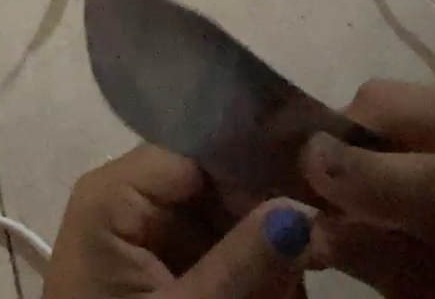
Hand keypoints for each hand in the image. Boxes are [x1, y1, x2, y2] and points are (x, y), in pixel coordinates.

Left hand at [42, 144, 320, 298]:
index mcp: (114, 192)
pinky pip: (216, 249)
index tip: (313, 192)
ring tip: (291, 289)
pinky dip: (248, 274)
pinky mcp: (159, 262)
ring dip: (265, 253)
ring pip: (224, 217)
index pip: (195, 149)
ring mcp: (144, 229)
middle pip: (214, 181)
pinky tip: (275, 293)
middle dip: (265, 218)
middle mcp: (127, 195)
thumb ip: (242, 263)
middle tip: (320, 255)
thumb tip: (300, 210)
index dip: (254, 165)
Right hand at [301, 80, 434, 298]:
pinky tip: (398, 173)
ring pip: (388, 97)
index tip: (299, 174)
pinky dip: (382, 134)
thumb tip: (311, 229)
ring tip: (366, 190)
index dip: (360, 174)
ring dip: (361, 139)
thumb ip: (400, 271)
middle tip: (323, 194)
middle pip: (392, 108)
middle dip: (345, 145)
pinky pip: (403, 100)